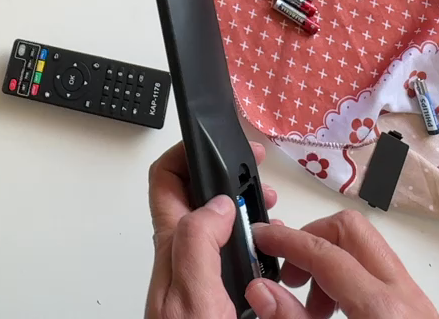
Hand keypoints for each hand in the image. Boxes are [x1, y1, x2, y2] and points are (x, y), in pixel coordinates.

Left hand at [145, 141, 278, 318]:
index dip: (184, 152)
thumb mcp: (192, 294)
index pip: (165, 178)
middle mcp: (183, 256)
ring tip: (270, 209)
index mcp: (171, 246)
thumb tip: (220, 203)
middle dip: (227, 176)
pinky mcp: (218, 293)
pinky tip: (272, 249)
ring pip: (221, 223)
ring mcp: (200, 273)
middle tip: (255, 173)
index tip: (216, 143)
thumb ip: (200, 243)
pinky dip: (255, 241)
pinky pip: (236, 253)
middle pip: (198, 194)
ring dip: (246, 208)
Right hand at [246, 211, 437, 318]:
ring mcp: (417, 302)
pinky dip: (351, 281)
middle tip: (289, 272)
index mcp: (382, 310)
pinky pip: (378, 275)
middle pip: (350, 230)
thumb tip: (263, 290)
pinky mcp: (421, 314)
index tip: (262, 237)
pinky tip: (335, 316)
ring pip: (366, 249)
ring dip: (331, 263)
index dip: (286, 241)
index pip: (324, 251)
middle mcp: (405, 295)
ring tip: (311, 307)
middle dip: (312, 240)